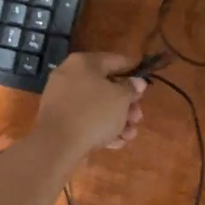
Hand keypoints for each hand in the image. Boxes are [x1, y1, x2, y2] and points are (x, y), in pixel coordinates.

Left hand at [31, 52, 147, 156]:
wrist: (58, 144)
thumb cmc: (94, 113)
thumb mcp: (120, 99)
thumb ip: (131, 88)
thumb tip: (137, 82)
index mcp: (83, 63)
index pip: (115, 60)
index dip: (133, 69)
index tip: (146, 80)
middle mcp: (70, 76)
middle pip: (106, 86)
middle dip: (126, 104)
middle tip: (138, 117)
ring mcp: (62, 99)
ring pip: (97, 106)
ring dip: (117, 120)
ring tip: (130, 135)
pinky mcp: (59, 120)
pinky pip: (85, 120)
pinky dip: (101, 129)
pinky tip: (116, 143)